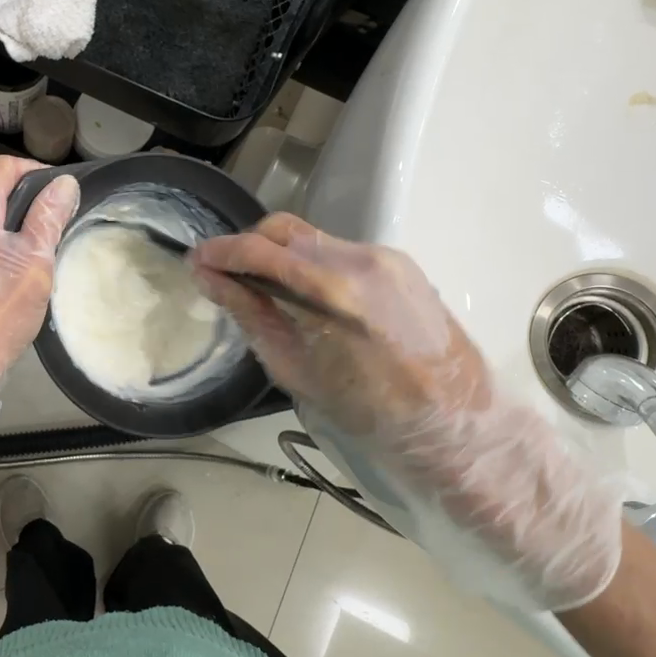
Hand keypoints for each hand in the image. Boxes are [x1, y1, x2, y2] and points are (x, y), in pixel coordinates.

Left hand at [0, 157, 79, 447]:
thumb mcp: (34, 264)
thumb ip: (48, 217)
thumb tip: (64, 183)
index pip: (4, 167)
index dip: (37, 171)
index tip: (62, 191)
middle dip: (26, 200)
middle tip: (57, 223)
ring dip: (10, 223)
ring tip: (39, 247)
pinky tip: (12, 264)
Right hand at [191, 214, 621, 611]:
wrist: (460, 426)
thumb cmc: (371, 413)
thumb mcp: (295, 369)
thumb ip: (251, 313)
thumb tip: (210, 278)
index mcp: (333, 291)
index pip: (260, 250)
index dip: (219, 252)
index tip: (195, 261)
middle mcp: (361, 260)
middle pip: (284, 229)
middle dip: (246, 246)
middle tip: (223, 274)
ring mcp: (386, 258)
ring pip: (311, 237)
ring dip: (278, 254)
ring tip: (262, 287)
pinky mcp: (402, 264)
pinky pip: (339, 249)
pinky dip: (310, 262)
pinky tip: (304, 294)